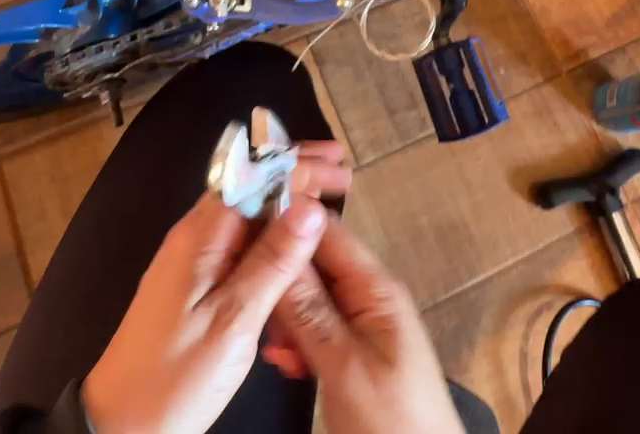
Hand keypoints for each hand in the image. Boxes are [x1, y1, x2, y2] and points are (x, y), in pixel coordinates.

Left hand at [81, 142, 351, 433]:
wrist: (120, 428)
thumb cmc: (174, 378)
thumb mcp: (232, 321)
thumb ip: (272, 262)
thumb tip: (310, 205)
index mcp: (200, 236)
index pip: (253, 176)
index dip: (297, 163)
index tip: (337, 162)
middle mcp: (196, 236)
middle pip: (251, 188)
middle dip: (297, 176)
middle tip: (340, 173)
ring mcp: (194, 260)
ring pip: (248, 217)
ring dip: (287, 207)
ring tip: (328, 204)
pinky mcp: (196, 285)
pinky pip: (240, 247)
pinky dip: (272, 241)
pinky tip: (297, 251)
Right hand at [266, 214, 463, 433]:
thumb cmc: (394, 423)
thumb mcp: (344, 367)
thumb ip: (310, 310)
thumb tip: (281, 248)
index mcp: (375, 288)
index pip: (327, 231)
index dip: (287, 224)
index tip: (245, 233)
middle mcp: (369, 296)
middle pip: (315, 263)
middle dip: (283, 281)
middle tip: (256, 308)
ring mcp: (361, 323)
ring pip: (311, 298)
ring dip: (287, 316)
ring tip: (274, 347)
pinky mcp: (352, 350)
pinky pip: (316, 328)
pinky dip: (297, 340)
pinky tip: (287, 362)